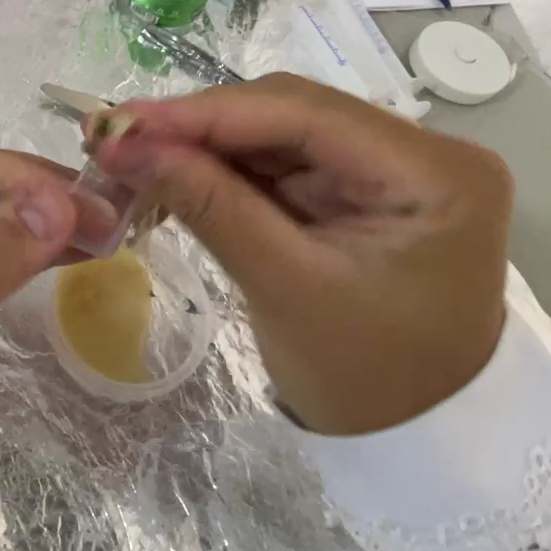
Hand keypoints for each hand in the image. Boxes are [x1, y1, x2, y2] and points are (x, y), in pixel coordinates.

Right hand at [89, 73, 511, 435]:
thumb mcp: (285, 287)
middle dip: (198, 126)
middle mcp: (420, 150)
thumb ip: (209, 204)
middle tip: (116, 136)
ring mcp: (388, 167)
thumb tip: (125, 143)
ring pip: (275, 132)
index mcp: (435, 171)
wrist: (415, 437)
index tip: (124, 121)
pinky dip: (221, 170)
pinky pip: (278, 162)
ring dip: (202, 145)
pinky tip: (172, 173)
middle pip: (289, 112)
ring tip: (131, 154)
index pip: (304, 112)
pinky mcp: (357, 188)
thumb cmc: (366, 379)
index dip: (205, 113)